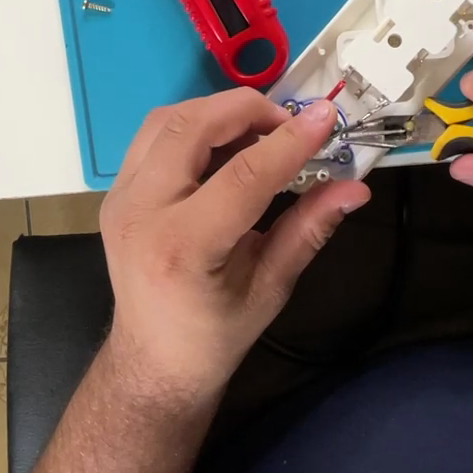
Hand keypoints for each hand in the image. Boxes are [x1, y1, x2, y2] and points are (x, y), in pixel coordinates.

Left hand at [96, 90, 370, 405]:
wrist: (153, 363)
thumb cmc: (216, 335)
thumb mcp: (271, 287)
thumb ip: (309, 229)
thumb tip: (355, 188)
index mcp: (182, 249)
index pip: (241, 176)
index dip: (288, 141)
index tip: (325, 117)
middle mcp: (141, 214)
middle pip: (191, 127)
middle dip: (246, 110)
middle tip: (288, 123)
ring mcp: (120, 198)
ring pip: (167, 120)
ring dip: (218, 112)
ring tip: (259, 130)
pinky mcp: (117, 191)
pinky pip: (154, 135)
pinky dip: (195, 125)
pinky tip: (226, 144)